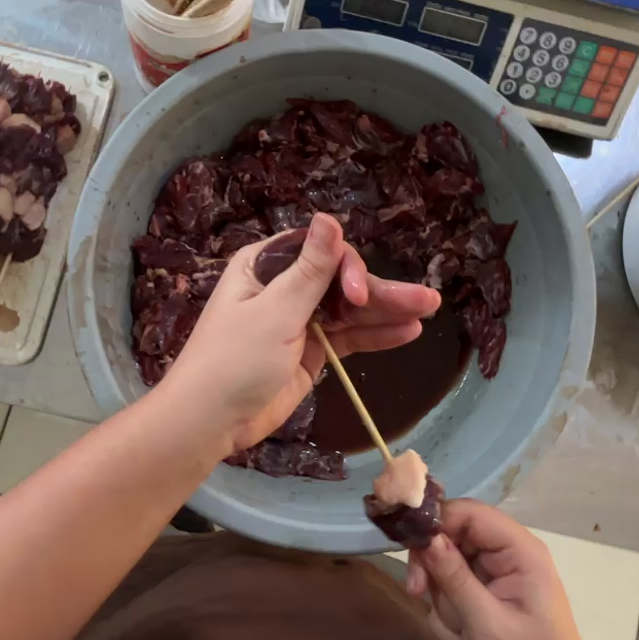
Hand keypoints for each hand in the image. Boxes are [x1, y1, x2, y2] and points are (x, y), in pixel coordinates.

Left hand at [158, 212, 441, 451]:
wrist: (208, 422)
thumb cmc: (233, 361)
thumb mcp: (274, 312)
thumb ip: (310, 270)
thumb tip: (328, 217)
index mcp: (265, 267)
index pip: (320, 251)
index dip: (347, 268)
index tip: (358, 295)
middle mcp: (284, 288)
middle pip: (341, 282)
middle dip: (381, 291)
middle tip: (428, 299)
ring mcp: (299, 321)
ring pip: (350, 311)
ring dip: (387, 312)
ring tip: (430, 309)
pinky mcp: (310, 352)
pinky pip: (348, 338)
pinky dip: (375, 336)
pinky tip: (407, 331)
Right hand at [406, 499, 597, 639]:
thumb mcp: (486, 624)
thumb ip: (454, 576)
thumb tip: (425, 536)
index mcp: (520, 550)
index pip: (469, 512)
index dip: (437, 522)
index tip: (409, 546)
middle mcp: (508, 553)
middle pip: (452, 534)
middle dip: (434, 566)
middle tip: (417, 592)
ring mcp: (496, 573)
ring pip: (446, 562)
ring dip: (442, 597)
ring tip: (457, 632)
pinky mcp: (485, 592)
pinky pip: (451, 586)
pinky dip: (448, 610)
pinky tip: (461, 637)